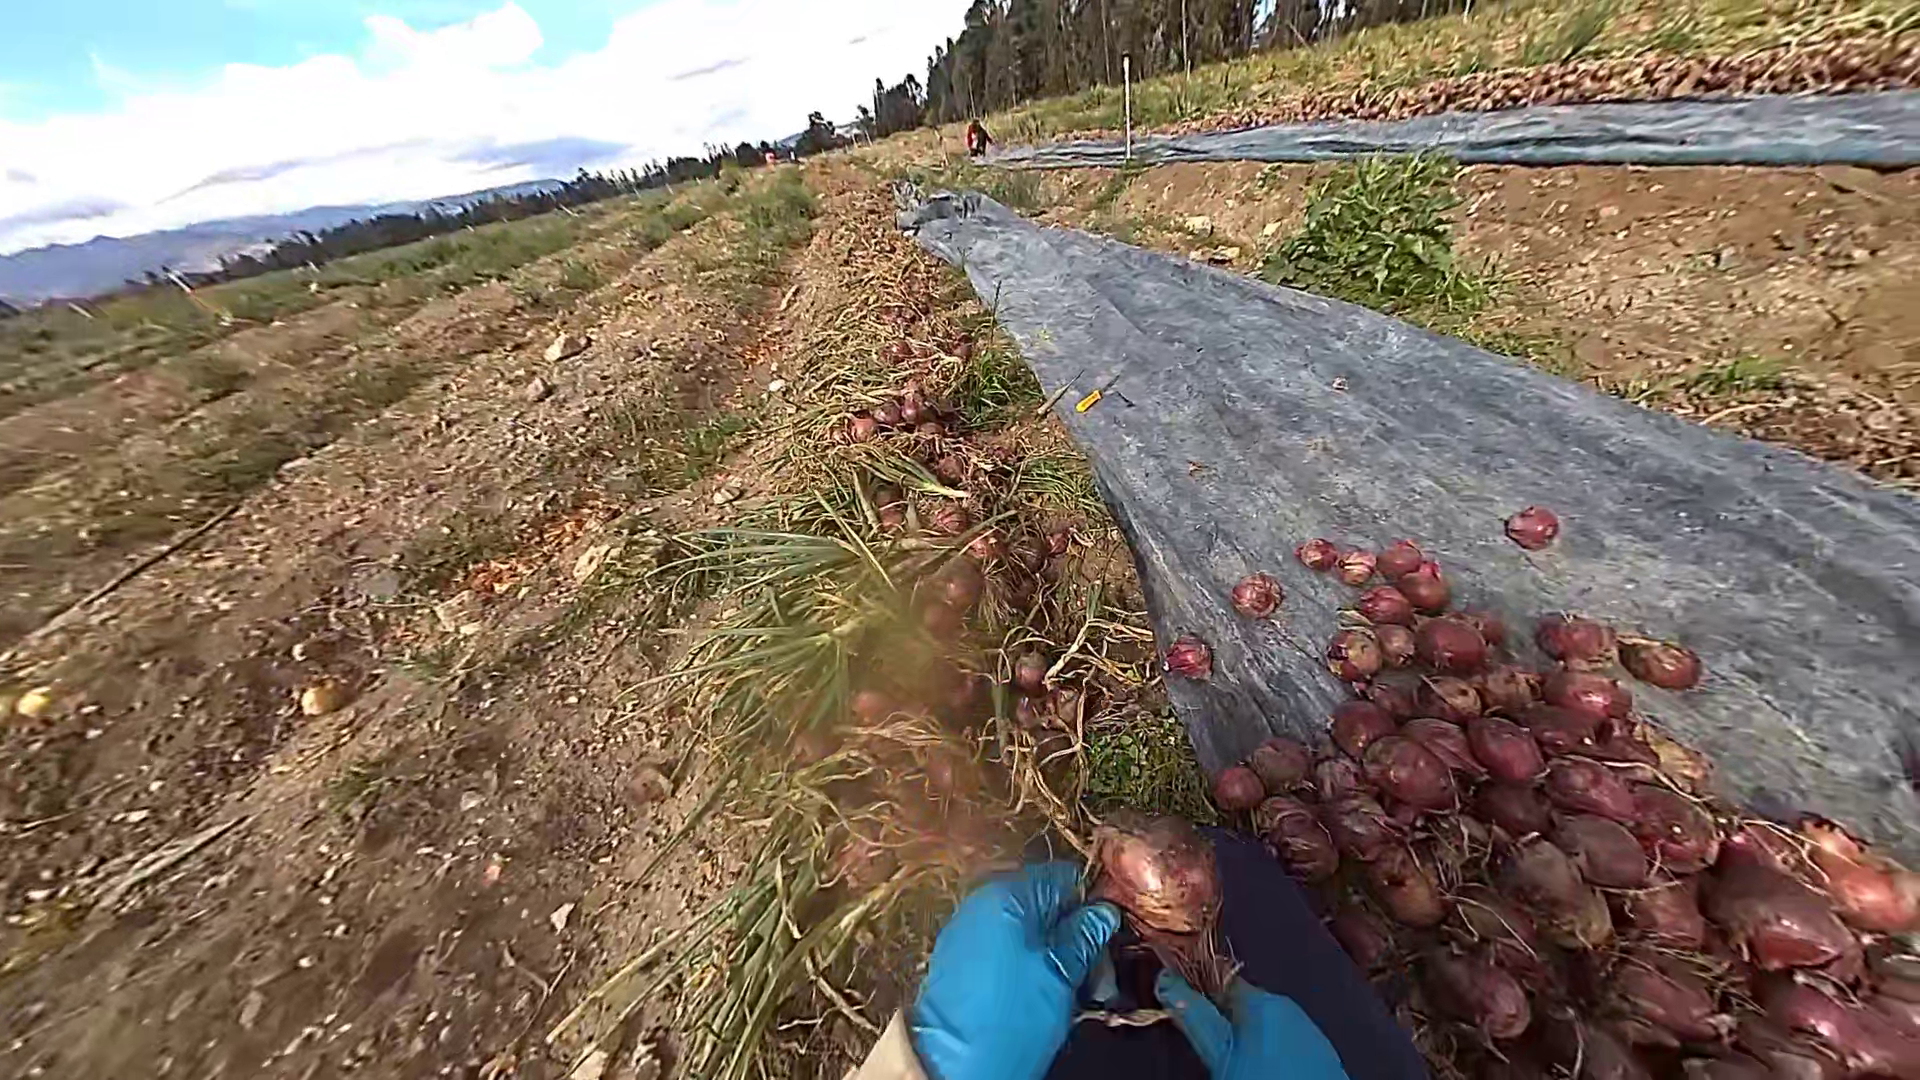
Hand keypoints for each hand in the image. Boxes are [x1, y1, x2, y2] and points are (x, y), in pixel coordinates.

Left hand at [909, 862, 1120, 1079]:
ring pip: (1029, 927)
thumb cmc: (1008, 1017)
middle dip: (1076, 936)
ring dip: (1056, 954)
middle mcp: (986, 899)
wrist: (948, 1066)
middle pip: (1046, 902)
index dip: (1091, 903)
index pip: (1062, 876)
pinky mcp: (962, 954)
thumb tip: (1105, 912)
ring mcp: (971, 925)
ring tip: (1075, 994)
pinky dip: (1029, 962)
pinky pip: (1007, 944)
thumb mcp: (1059, 976)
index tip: (1108, 937)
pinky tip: (1044, 994)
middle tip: (1099, 980)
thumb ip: (1084, 938)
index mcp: (1008, 892)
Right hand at [1156, 970, 1350, 1079]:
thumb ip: (1192, 1014)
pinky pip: (1290, 1047)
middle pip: (1243, 1004)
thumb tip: (1164, 976)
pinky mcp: (1330, 1065)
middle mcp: (1291, 1009)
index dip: (1200, 994)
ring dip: (1251, 1040)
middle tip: (1213, 1052)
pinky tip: (1269, 1075)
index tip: (1186, 1011)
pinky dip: (1276, 1056)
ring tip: (1242, 1068)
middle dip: (1226, 1021)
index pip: (1219, 981)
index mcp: (1263, 1000)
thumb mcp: (1219, 1056)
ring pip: (1268, 1027)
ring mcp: (1315, 1038)